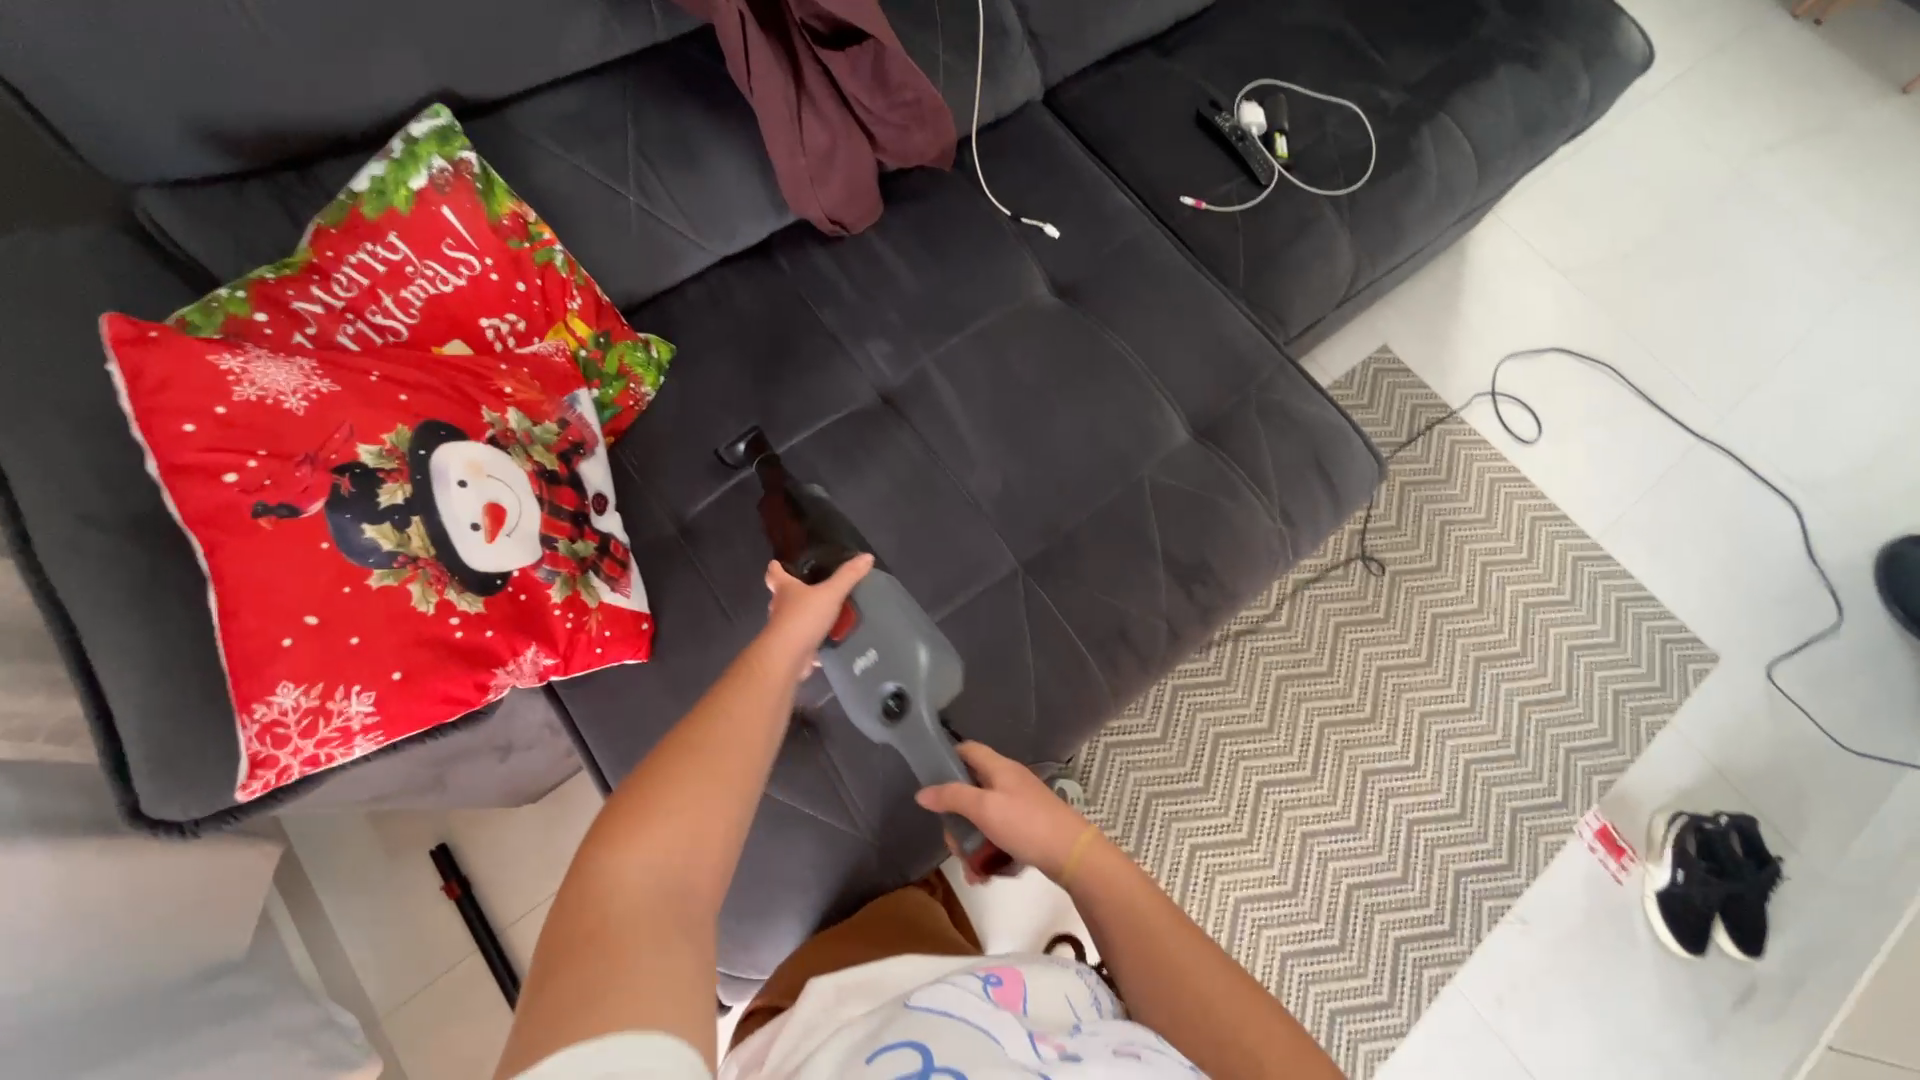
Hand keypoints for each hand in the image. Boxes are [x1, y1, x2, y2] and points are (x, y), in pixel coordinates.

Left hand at [761, 554, 873, 678]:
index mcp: (785, 590)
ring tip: (829, 614)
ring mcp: (784, 630)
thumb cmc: (803, 618)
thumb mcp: (830, 593)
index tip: (778, 563)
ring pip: (795, 618)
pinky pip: (805, 640)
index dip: (776, 567)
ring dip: (807, 617)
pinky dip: (815, 640)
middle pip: (783, 596)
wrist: (788, 657)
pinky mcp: (793, 648)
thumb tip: (867, 556)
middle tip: (814, 587)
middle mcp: (780, 608)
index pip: (774, 574)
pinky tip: (831, 640)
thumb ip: (848, 576)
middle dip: (795, 592)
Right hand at [916, 741, 1100, 883]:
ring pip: (983, 820)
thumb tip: (922, 792)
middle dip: (957, 820)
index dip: (947, 759)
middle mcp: (1009, 782)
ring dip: (972, 844)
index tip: (931, 781)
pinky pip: (999, 837)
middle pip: (971, 792)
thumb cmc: (1025, 824)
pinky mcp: (1028, 828)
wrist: (1072, 854)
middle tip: (954, 844)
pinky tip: (986, 875)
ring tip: (972, 870)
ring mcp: (1020, 806)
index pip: (968, 750)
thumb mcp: (984, 809)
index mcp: (999, 768)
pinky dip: (989, 853)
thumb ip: (952, 797)